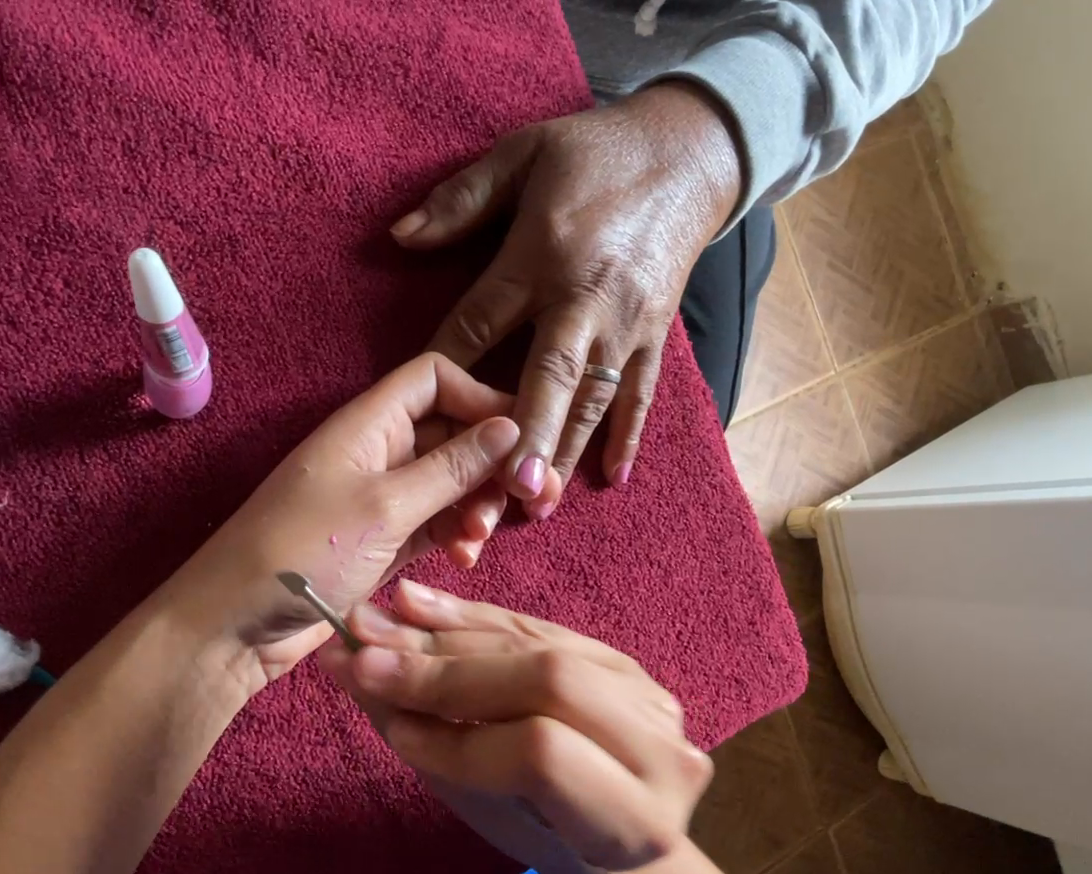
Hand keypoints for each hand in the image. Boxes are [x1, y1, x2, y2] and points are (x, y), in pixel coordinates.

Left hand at [170, 353, 518, 681]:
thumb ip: (453, 466)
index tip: (522, 438)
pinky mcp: (384, 541)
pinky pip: (435, 523)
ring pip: (450, 482)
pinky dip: (455, 534)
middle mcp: (378, 452)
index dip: (482, 398)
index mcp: (370, 423)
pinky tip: (466, 557)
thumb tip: (511, 427)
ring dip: (476, 503)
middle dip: (492, 461)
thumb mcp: (386, 505)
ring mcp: (382, 499)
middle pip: (452, 432)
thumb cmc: (304, 550)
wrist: (237, 624)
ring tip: (481, 537)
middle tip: (531, 499)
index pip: (436, 379)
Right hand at [318, 580, 711, 872]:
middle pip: (547, 680)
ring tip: (375, 621)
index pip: (543, 754)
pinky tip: (415, 605)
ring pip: (536, 644)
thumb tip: (343, 663)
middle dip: (444, 670)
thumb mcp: (482, 808)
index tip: (394, 728)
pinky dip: (468, 618)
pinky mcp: (616, 654)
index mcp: (638, 817)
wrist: (602, 822)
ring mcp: (644, 690)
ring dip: (446, 633)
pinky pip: (533, 626)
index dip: (461, 740)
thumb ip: (419, 737)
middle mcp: (660, 743)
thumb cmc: (537, 836)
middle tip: (364, 656)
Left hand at [392, 82, 742, 518]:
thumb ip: (460, 200)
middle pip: (548, 379)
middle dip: (526, 438)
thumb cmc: (595, 153)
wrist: (692, 150)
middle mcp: (584, 300)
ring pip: (593, 402)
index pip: (480, 321)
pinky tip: (611, 478)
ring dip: (564, 454)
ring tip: (539, 504)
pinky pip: (641, 395)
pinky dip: (627, 437)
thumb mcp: (522, 154)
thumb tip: (400, 237)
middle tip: (505, 493)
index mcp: (541, 256)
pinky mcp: (658, 336)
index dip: (447, 367)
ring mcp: (627, 325)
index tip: (421, 418)